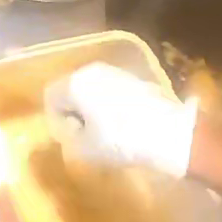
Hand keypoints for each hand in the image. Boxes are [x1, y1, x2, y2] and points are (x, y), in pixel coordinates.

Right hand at [44, 62, 196, 177]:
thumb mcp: (85, 151)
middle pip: (70, 89)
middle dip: (73, 112)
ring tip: (104, 131)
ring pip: (91, 89)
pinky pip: (109, 90)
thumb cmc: (121, 140)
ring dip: (91, 108)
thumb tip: (69, 133)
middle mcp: (90, 71)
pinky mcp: (133, 78)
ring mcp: (113, 72)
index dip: (55, 120)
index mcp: (74, 84)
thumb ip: (68, 140)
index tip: (69, 138)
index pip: (50, 97)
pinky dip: (108, 104)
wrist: (170, 133)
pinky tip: (122, 123)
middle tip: (84, 136)